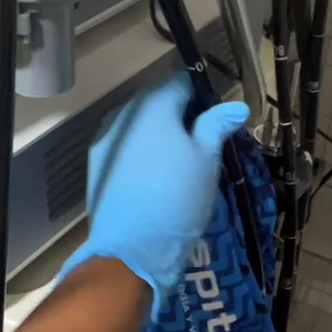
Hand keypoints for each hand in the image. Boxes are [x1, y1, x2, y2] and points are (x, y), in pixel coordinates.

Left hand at [60, 73, 248, 309]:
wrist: (131, 249)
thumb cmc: (177, 198)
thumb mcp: (207, 160)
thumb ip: (216, 126)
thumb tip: (235, 105)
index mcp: (152, 105)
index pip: (180, 82)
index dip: (202, 96)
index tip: (216, 118)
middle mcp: (122, 115)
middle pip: (156, 102)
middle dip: (179, 115)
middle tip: (202, 142)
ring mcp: (104, 140)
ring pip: (138, 125)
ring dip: (158, 134)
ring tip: (179, 161)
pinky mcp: (96, 166)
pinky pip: (125, 147)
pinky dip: (141, 152)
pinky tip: (155, 177)